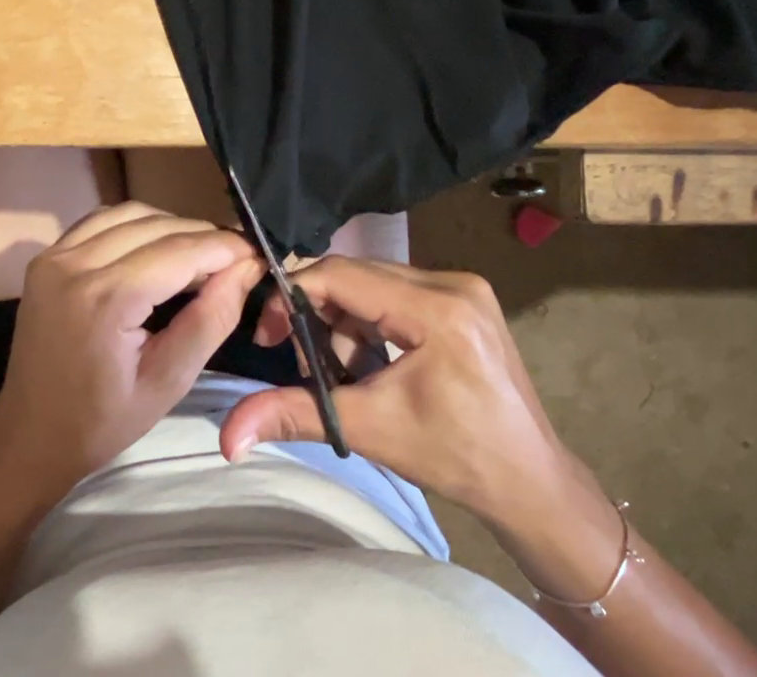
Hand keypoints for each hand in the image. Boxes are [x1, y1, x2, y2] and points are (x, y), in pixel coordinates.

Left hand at [0, 202, 263, 488]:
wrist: (32, 432)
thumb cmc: (103, 420)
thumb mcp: (169, 381)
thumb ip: (210, 319)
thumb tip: (246, 268)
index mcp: (106, 299)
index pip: (180, 251)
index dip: (225, 247)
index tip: (258, 254)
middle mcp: (75, 265)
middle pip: (155, 225)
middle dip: (201, 235)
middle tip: (235, 259)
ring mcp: (53, 257)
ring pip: (126, 214)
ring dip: (168, 225)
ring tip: (198, 255)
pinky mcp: (44, 259)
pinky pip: (97, 222)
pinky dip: (132, 226)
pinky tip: (154, 250)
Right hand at [219, 257, 588, 527]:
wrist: (530, 482)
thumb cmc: (454, 457)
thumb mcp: (368, 430)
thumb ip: (293, 414)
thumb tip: (227, 435)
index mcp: (437, 309)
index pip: (340, 275)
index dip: (292, 297)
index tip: (268, 335)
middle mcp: (454, 283)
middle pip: (353, 275)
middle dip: (317, 315)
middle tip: (307, 364)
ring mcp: (464, 288)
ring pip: (370, 283)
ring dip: (342, 322)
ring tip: (347, 374)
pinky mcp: (466, 299)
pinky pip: (394, 292)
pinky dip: (369, 323)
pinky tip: (373, 362)